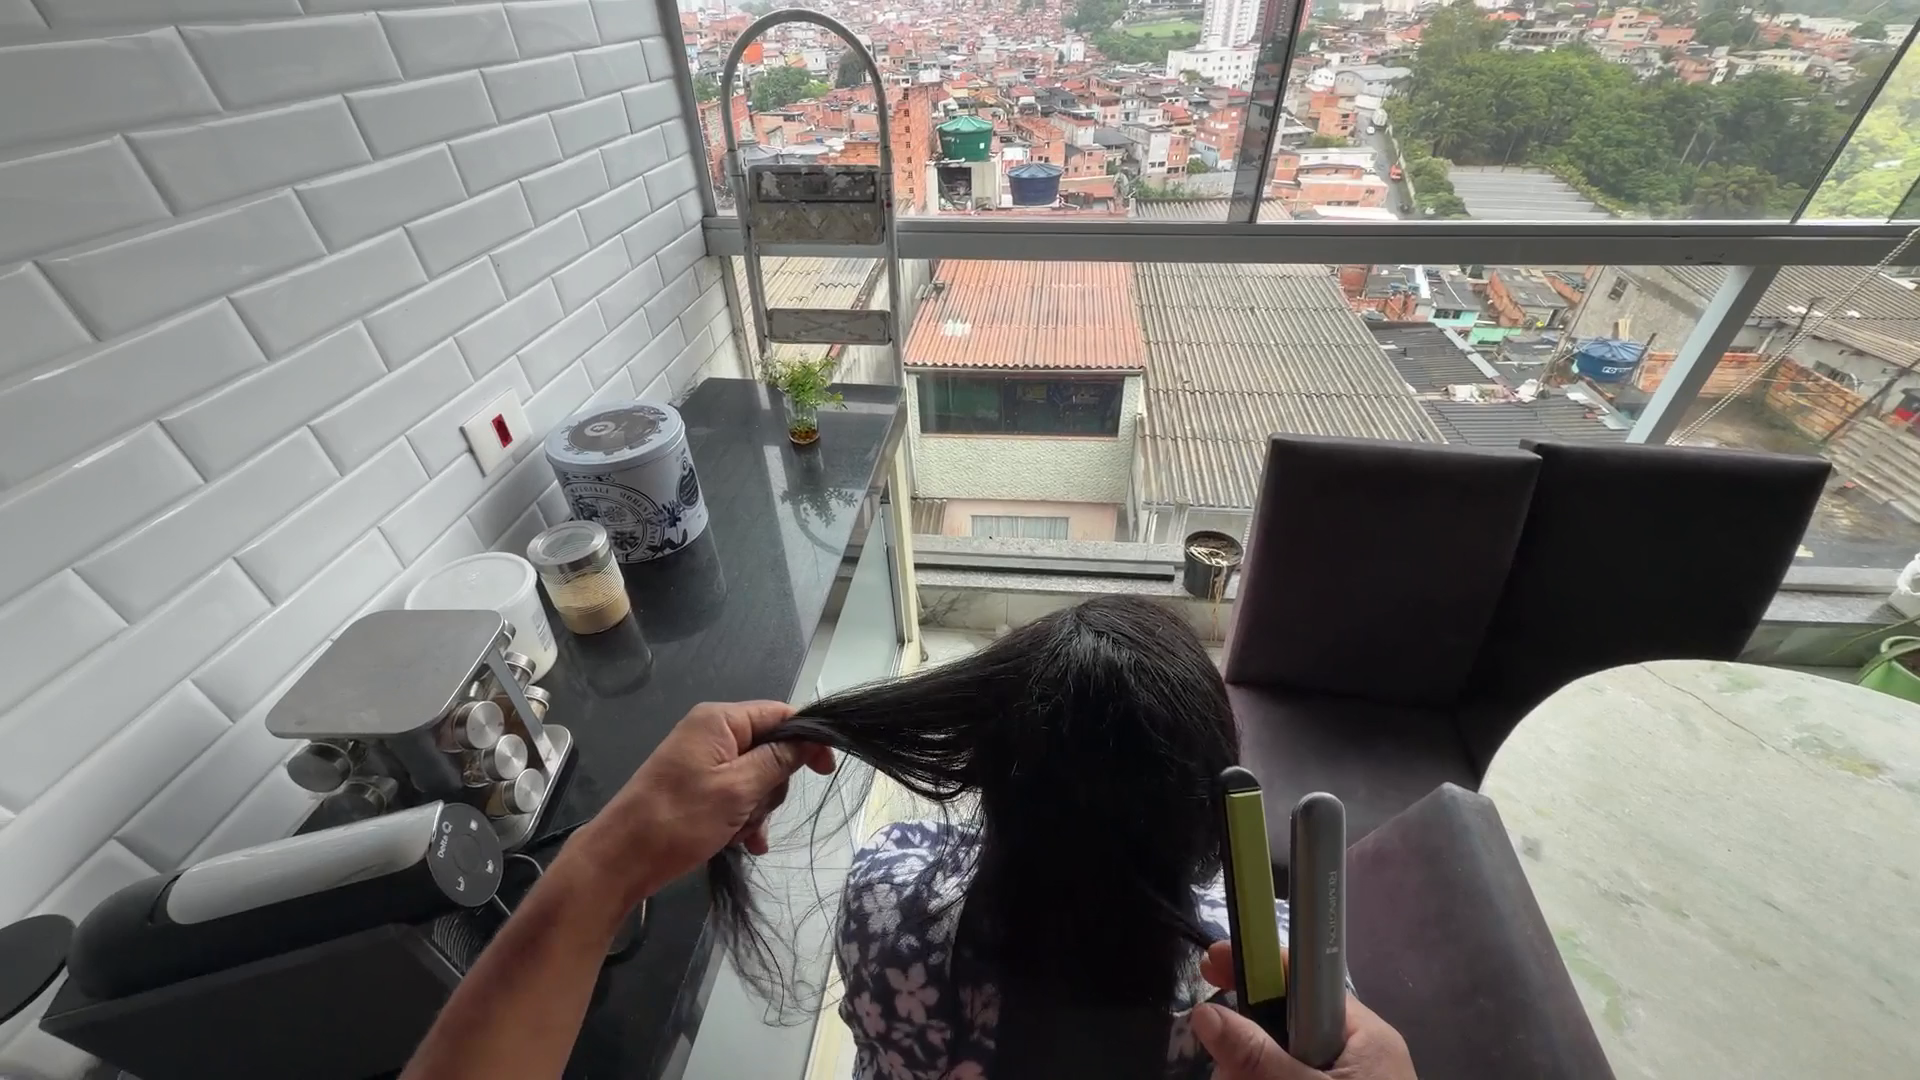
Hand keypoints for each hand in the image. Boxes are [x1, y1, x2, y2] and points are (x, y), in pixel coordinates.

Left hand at [561, 701, 834, 905]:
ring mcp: (702, 761)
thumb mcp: (738, 789)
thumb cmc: (678, 820)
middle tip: (754, 810)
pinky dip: (742, 816)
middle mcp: (712, 733)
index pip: (780, 714)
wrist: (616, 863)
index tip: (825, 771)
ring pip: (755, 776)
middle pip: (769, 748)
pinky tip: (743, 843)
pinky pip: (736, 793)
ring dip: (756, 807)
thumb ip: (779, 759)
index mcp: (720, 721)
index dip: (807, 739)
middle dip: (771, 785)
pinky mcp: (695, 787)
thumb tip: (811, 738)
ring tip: (738, 832)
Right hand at [1191, 941, 1416, 1079]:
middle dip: (1244, 1041)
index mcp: (1363, 1034)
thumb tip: (1204, 1011)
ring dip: (1247, 1077)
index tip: (1210, 963)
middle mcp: (1353, 1052)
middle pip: (1281, 1018)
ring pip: (1273, 1058)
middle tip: (1223, 1068)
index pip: (1303, 975)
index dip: (1256, 964)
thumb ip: (1259, 1059)